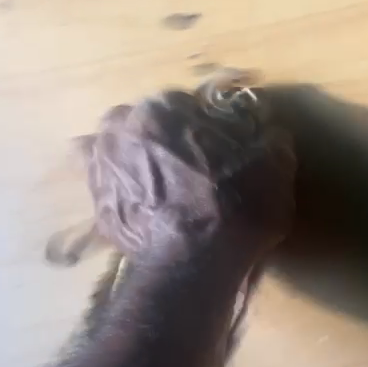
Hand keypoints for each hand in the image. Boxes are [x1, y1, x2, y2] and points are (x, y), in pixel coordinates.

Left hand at [82, 90, 295, 272]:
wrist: (194, 263)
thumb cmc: (237, 207)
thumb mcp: (274, 167)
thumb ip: (269, 136)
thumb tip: (265, 125)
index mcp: (163, 109)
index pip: (191, 103)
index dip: (214, 124)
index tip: (230, 145)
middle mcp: (120, 127)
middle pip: (151, 122)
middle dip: (173, 137)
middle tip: (201, 165)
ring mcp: (98, 163)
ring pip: (126, 148)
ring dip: (146, 157)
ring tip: (174, 184)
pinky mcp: (93, 198)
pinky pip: (110, 181)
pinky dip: (126, 184)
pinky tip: (149, 199)